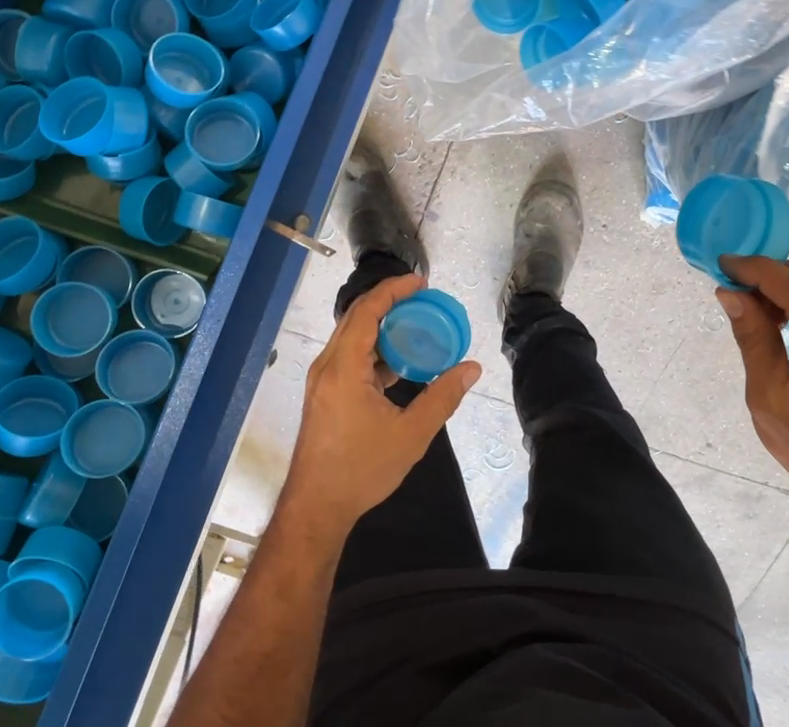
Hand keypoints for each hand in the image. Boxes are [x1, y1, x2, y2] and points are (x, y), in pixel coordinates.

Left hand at [280, 273, 480, 534]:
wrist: (317, 506)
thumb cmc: (362, 470)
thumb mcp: (411, 434)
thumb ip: (442, 397)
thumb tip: (471, 368)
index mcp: (343, 368)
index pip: (366, 311)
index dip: (393, 290)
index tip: (420, 283)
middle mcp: (327, 367)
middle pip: (355, 319)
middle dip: (389, 303)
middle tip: (423, 301)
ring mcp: (321, 382)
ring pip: (350, 339)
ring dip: (381, 328)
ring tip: (415, 329)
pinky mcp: (323, 396)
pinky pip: (348, 358)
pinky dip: (373, 351)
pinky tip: (397, 366)